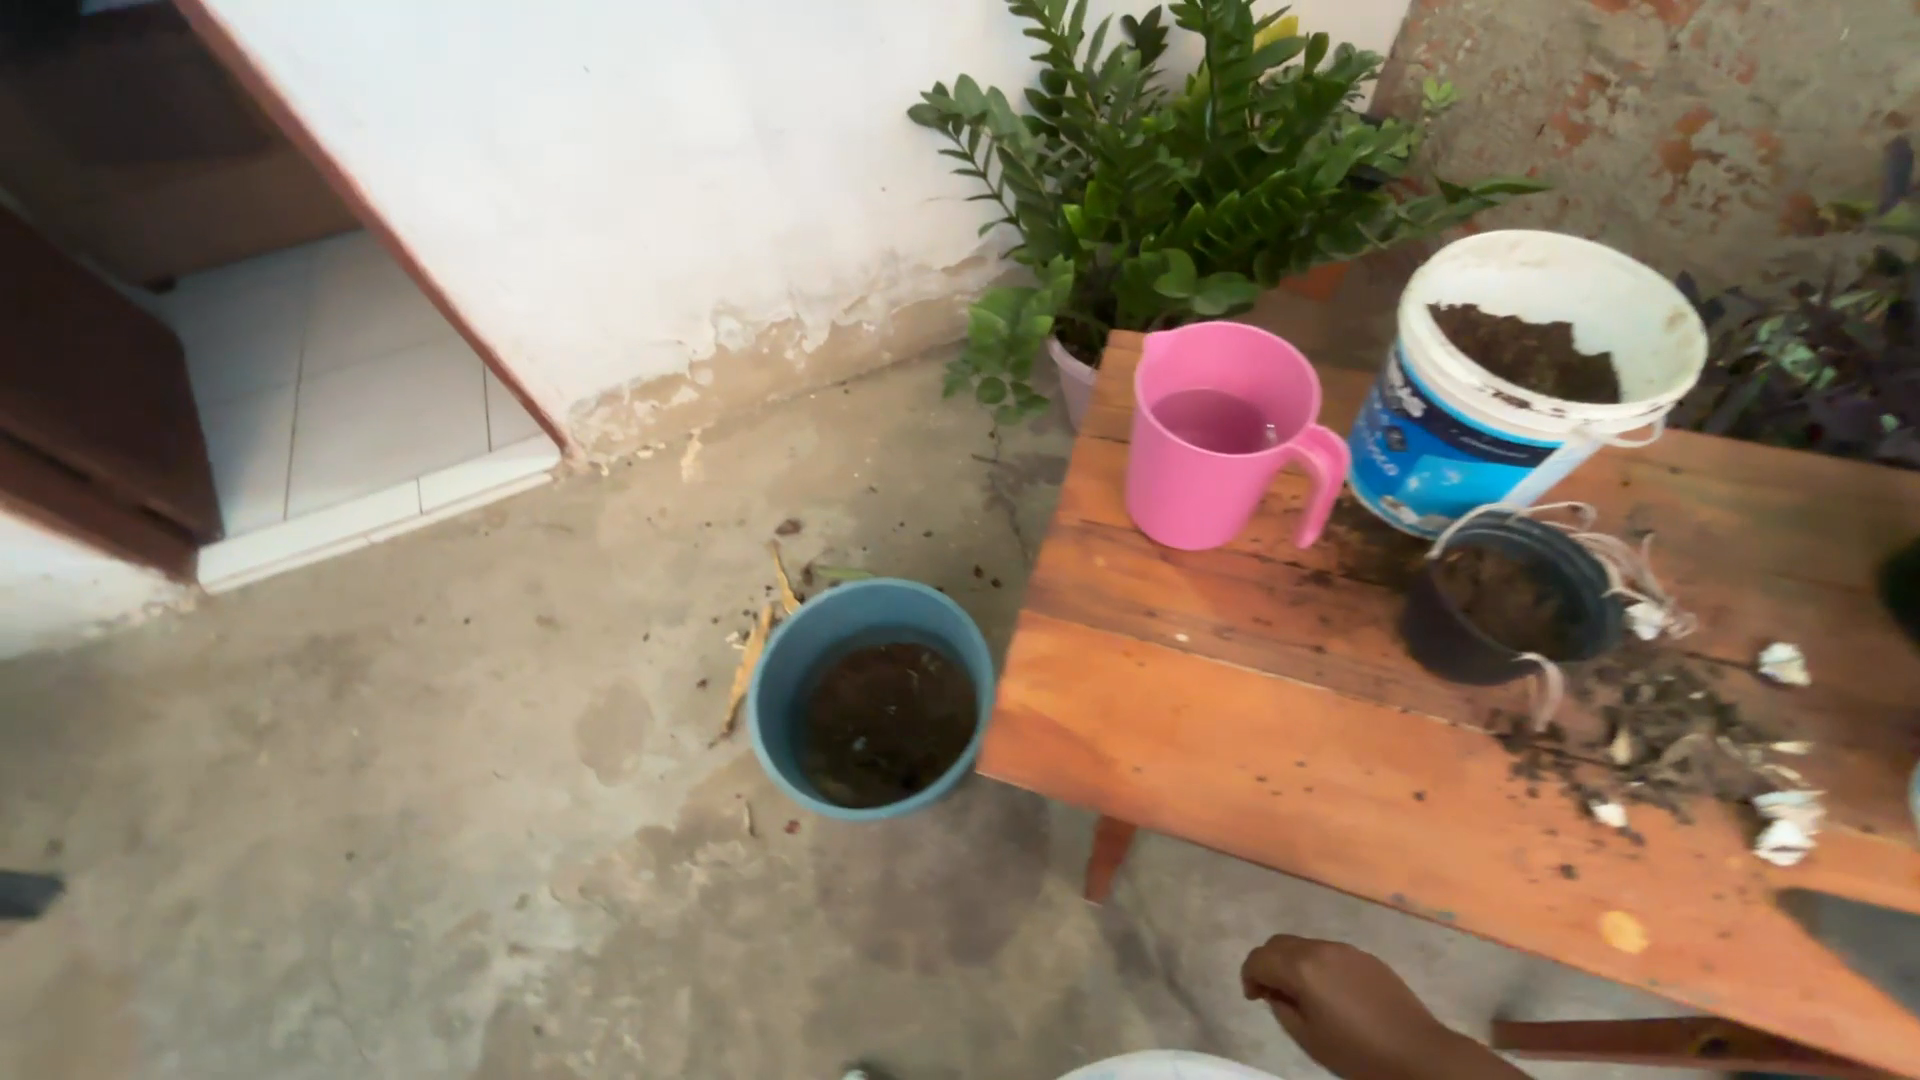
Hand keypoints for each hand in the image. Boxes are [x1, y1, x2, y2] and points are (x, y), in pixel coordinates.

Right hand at [1241, 936, 1513, 1079]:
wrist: (1422, 1056)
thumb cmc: (1360, 1054)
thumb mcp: (1309, 1039)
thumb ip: (1282, 1008)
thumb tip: (1275, 991)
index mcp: (1301, 968)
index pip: (1258, 958)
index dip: (1249, 976)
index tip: (1255, 998)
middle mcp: (1319, 949)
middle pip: (1278, 944)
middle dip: (1268, 964)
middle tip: (1272, 993)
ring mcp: (1344, 949)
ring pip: (1304, 946)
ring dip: (1293, 963)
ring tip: (1304, 994)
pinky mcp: (1365, 956)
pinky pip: (1329, 953)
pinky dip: (1318, 965)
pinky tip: (1333, 993)